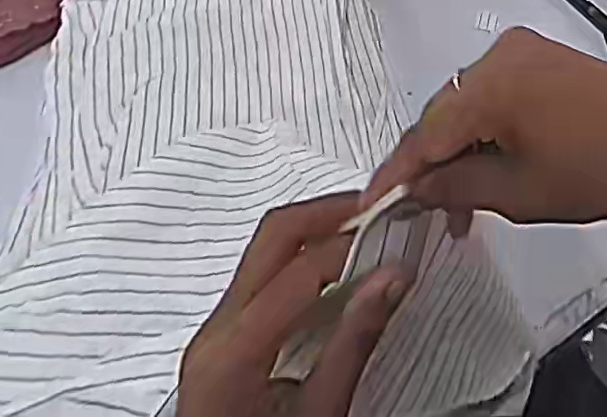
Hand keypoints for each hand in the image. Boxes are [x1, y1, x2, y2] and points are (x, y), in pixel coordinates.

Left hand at [179, 194, 413, 416]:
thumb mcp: (318, 415)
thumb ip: (354, 343)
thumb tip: (390, 280)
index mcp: (231, 353)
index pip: (301, 270)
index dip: (352, 249)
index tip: (392, 248)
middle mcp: (214, 331)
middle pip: (275, 236)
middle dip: (329, 213)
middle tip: (375, 209)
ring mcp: (214, 330)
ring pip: (267, 246)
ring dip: (317, 229)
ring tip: (362, 232)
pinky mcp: (224, 336)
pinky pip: (264, 272)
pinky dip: (304, 256)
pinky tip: (335, 268)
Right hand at [363, 27, 606, 236]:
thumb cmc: (600, 169)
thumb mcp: (521, 192)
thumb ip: (456, 186)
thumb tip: (416, 187)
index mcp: (491, 85)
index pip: (425, 132)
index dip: (398, 172)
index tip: (375, 203)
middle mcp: (498, 54)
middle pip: (443, 112)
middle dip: (431, 160)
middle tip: (426, 209)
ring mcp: (518, 48)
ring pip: (466, 101)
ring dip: (459, 144)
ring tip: (462, 197)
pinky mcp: (535, 52)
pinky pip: (491, 89)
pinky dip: (484, 123)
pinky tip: (487, 159)